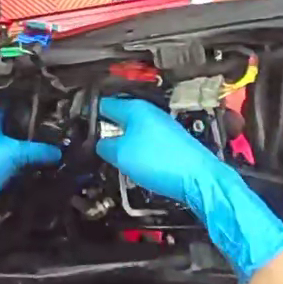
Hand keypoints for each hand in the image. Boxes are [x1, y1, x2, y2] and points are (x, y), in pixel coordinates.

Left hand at [0, 108, 61, 231]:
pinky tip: (27, 172)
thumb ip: (38, 150)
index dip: (22, 110)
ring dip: (19, 153)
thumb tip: (58, 152)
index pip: (6, 109)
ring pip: (4, 149)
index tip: (42, 114)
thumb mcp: (16, 154)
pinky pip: (0, 165)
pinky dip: (12, 167)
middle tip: (47, 137)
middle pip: (6, 130)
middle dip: (24, 134)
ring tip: (42, 156)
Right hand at [96, 96, 282, 281]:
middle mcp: (151, 113)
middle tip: (99, 147)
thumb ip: (104, 146)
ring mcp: (164, 126)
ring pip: (134, 132)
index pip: (105, 104)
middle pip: (120, 118)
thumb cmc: (162, 162)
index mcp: (136, 108)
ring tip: (118, 159)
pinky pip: (147, 143)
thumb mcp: (120, 155)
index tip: (84, 125)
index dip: (91, 115)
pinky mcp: (172, 141)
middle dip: (109, 131)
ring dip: (124, 144)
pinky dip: (140, 152)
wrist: (198, 179)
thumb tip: (100, 144)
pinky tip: (139, 165)